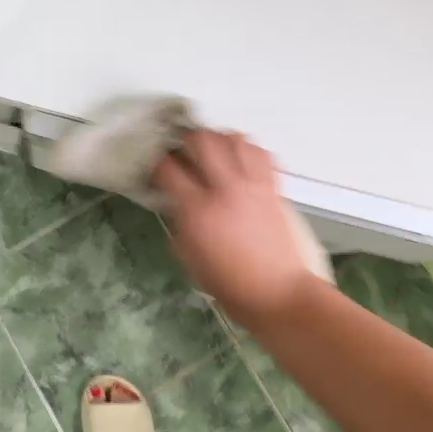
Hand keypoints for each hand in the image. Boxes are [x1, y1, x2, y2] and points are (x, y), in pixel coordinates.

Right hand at [152, 130, 317, 322]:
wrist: (276, 293)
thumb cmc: (227, 283)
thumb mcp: (188, 256)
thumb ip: (179, 221)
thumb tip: (175, 199)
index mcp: (197, 210)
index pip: (169, 168)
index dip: (157, 162)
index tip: (155, 166)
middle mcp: (225, 189)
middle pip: (202, 140)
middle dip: (186, 138)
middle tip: (181, 148)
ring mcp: (252, 185)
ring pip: (235, 138)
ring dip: (219, 138)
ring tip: (212, 148)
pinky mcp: (273, 188)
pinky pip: (262, 154)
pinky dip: (248, 150)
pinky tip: (241, 159)